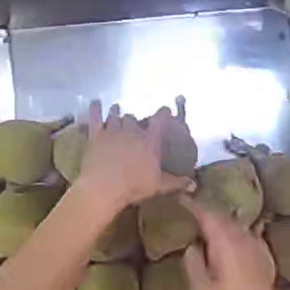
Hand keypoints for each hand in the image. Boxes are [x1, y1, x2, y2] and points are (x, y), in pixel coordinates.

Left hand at [70, 102, 189, 213]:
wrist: (103, 187)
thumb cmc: (134, 186)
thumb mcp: (159, 186)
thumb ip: (176, 182)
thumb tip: (193, 184)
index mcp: (150, 140)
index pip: (160, 119)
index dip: (164, 113)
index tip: (166, 110)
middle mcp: (132, 131)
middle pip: (133, 118)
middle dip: (134, 120)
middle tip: (134, 126)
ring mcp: (113, 131)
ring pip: (115, 115)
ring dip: (116, 113)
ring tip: (117, 111)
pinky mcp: (96, 136)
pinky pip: (95, 117)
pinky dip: (95, 109)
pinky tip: (95, 102)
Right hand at [181, 196, 289, 289]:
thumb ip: (193, 264)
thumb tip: (191, 246)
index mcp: (225, 243)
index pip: (207, 215)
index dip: (193, 204)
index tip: (181, 197)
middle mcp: (242, 238)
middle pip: (223, 216)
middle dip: (207, 210)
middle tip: (191, 208)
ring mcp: (256, 246)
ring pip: (236, 224)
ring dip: (222, 220)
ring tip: (207, 220)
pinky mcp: (264, 256)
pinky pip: (247, 235)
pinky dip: (235, 231)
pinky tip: (231, 237)